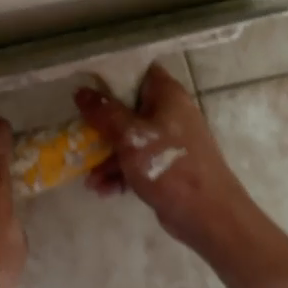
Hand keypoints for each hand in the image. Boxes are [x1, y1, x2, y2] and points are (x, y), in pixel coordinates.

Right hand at [75, 62, 264, 255]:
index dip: (110, 75)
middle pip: (127, 107)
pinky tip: (102, 190)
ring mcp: (167, 141)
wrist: (209, 216)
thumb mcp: (131, 137)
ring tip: (89, 177)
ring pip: (128, 138)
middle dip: (101, 123)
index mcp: (166, 94)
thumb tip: (81, 91)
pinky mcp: (165, 166)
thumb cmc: (170, 166)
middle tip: (78, 132)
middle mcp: (168, 112)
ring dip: (106, 155)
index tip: (85, 85)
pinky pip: (135, 162)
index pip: (136, 71)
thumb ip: (104, 113)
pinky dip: (119, 172)